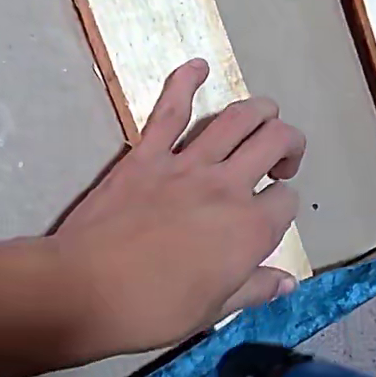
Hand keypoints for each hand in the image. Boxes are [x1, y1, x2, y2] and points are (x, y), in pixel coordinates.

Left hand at [52, 59, 303, 356]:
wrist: (86, 289)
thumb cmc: (152, 310)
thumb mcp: (212, 311)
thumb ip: (254, 288)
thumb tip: (288, 282)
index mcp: (249, 229)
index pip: (286, 201)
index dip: (283, 205)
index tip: (268, 217)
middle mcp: (227, 186)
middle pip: (275, 141)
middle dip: (289, 144)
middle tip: (281, 160)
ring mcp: (186, 164)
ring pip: (236, 118)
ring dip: (258, 110)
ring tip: (264, 115)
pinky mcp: (146, 154)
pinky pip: (170, 108)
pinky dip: (185, 80)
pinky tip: (198, 65)